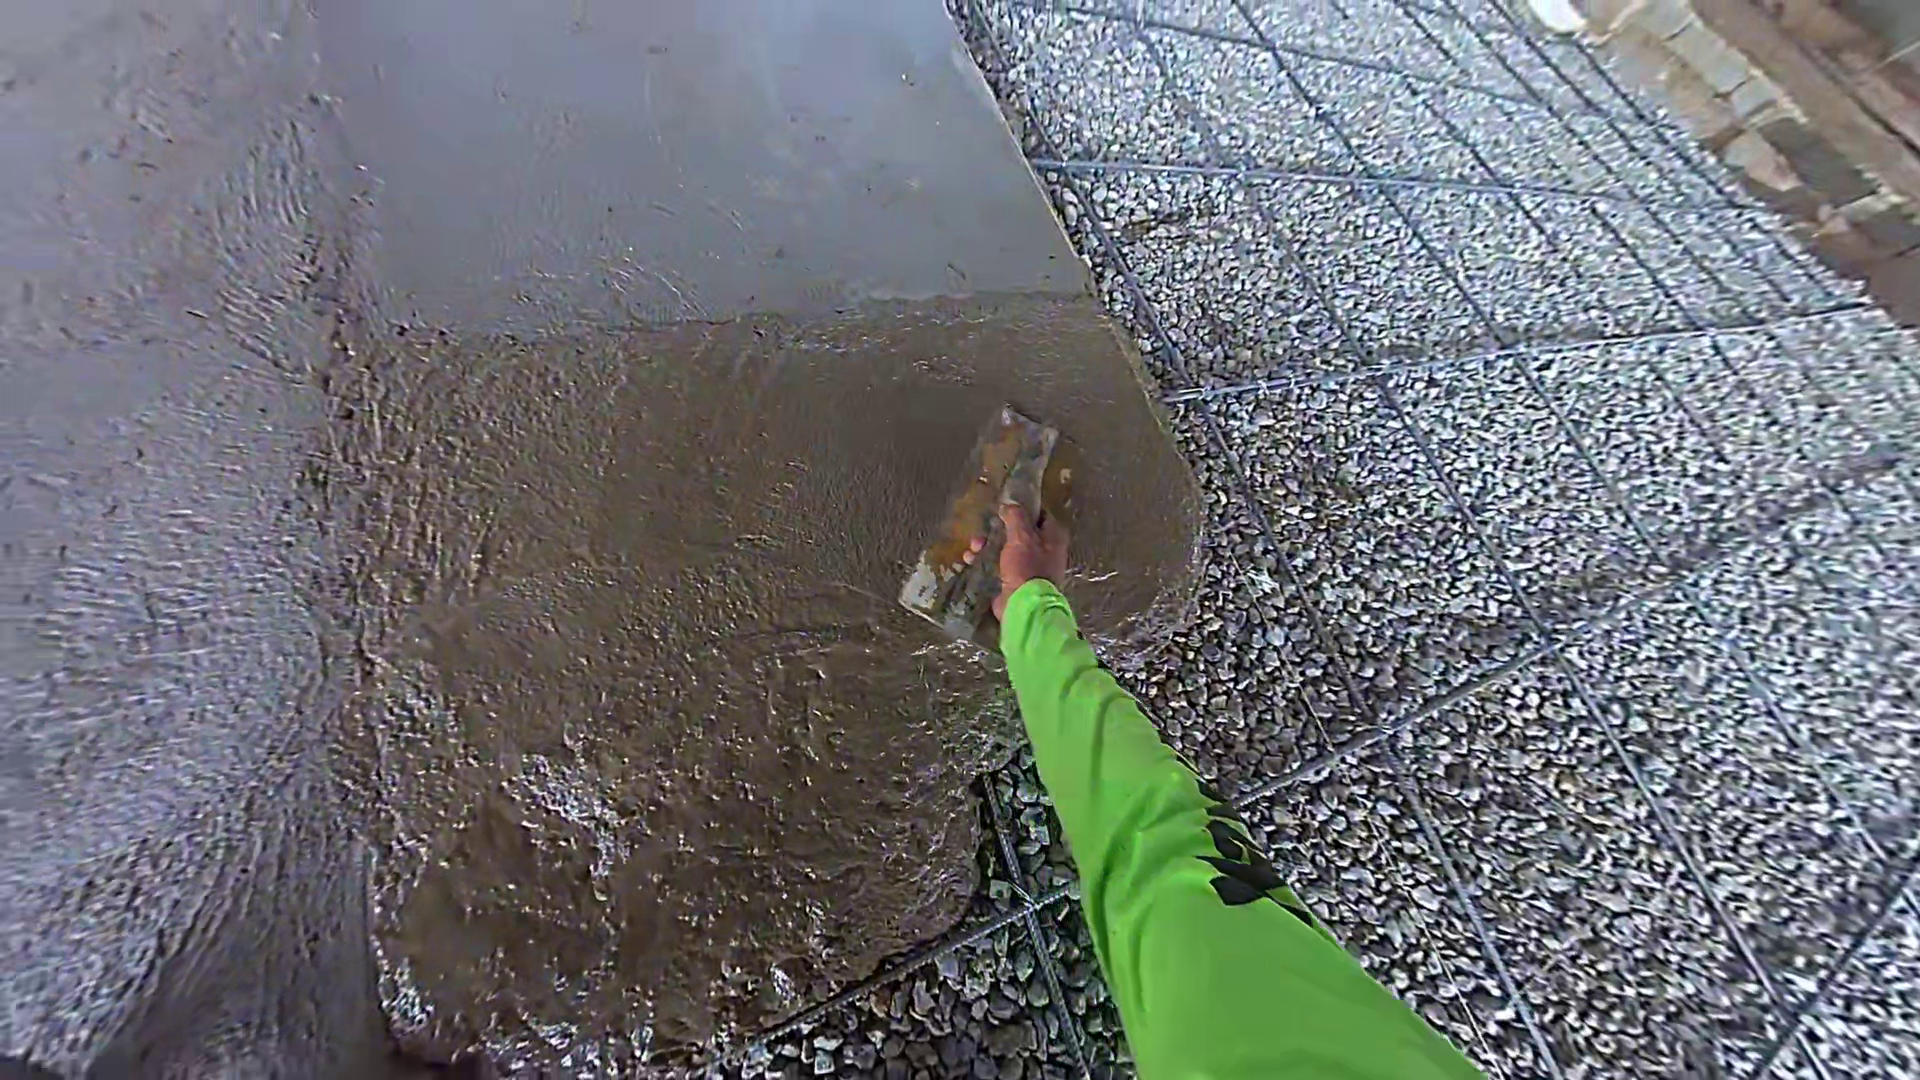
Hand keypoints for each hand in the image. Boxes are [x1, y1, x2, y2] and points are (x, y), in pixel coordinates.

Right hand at [965, 503, 1069, 620]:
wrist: (1024, 606)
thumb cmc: (1027, 566)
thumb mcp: (1022, 536)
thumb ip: (1016, 516)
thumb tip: (1009, 505)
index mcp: (1053, 538)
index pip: (1041, 515)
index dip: (1024, 509)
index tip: (1005, 505)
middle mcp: (1044, 551)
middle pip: (1019, 532)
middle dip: (997, 529)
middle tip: (983, 527)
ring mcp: (1028, 567)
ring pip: (1005, 548)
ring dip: (986, 544)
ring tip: (973, 546)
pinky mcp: (1013, 580)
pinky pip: (997, 565)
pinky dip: (984, 560)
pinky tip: (970, 559)